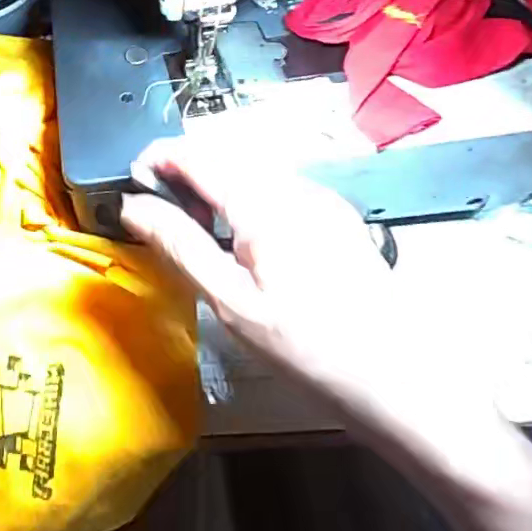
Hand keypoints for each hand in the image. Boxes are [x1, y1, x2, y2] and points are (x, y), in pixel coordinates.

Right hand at [119, 137, 407, 415]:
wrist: (400, 377)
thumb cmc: (309, 348)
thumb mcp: (233, 303)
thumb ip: (180, 245)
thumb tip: (133, 206)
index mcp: (264, 201)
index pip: (196, 153)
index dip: (157, 159)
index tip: (131, 184)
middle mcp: (294, 184)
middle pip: (225, 155)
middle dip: (185, 174)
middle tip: (163, 220)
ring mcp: (320, 196)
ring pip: (251, 170)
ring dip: (216, 187)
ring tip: (202, 234)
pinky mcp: (335, 214)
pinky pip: (278, 188)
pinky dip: (247, 200)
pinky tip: (247, 243)